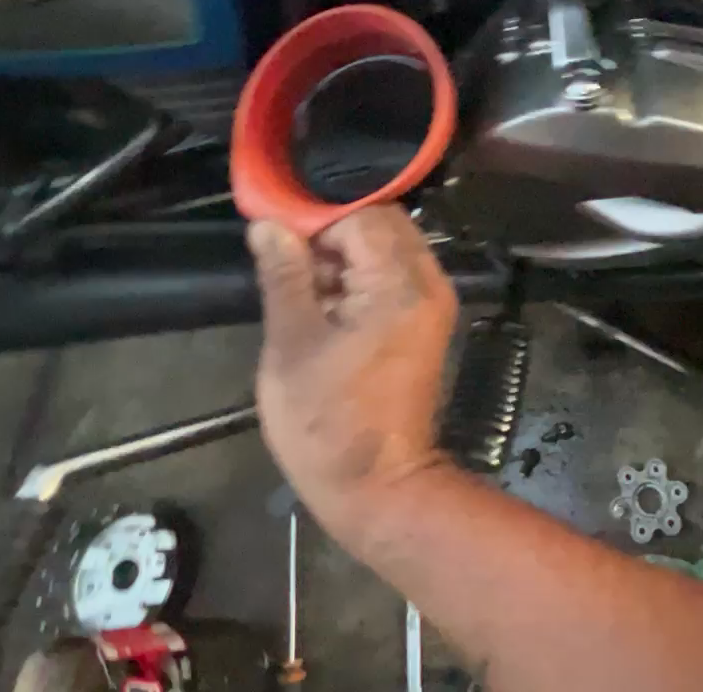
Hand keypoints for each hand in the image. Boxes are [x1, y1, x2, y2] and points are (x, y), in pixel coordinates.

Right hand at [249, 205, 458, 536]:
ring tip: (304, 288)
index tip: (277, 238)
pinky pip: (396, 276)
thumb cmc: (328, 421)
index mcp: (401, 283)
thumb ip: (285, 276)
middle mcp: (429, 283)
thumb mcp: (292, 344)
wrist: (379, 487)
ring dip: (347, 257)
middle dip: (333, 235)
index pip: (362, 217)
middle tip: (289, 263)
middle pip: (382, 226)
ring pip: (389, 249)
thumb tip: (268, 226)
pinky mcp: (428, 322)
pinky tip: (328, 304)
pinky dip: (363, 278)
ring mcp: (434, 303)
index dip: (316, 221)